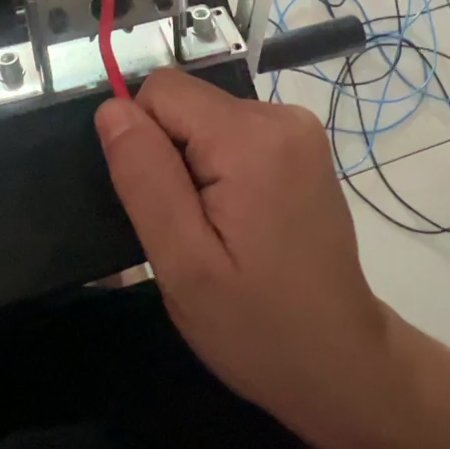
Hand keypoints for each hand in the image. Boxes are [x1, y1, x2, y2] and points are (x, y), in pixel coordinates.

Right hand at [94, 70, 400, 447]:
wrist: (337, 358)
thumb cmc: (256, 323)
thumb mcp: (182, 261)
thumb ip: (144, 175)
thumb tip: (112, 108)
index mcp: (252, 136)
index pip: (162, 90)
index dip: (144, 141)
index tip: (164, 204)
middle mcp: (282, 114)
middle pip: (189, 102)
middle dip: (173, 156)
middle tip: (193, 229)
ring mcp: (300, 128)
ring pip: (209, 118)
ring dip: (198, 166)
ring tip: (219, 230)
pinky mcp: (305, 146)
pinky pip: (236, 133)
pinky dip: (224, 168)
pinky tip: (240, 221)